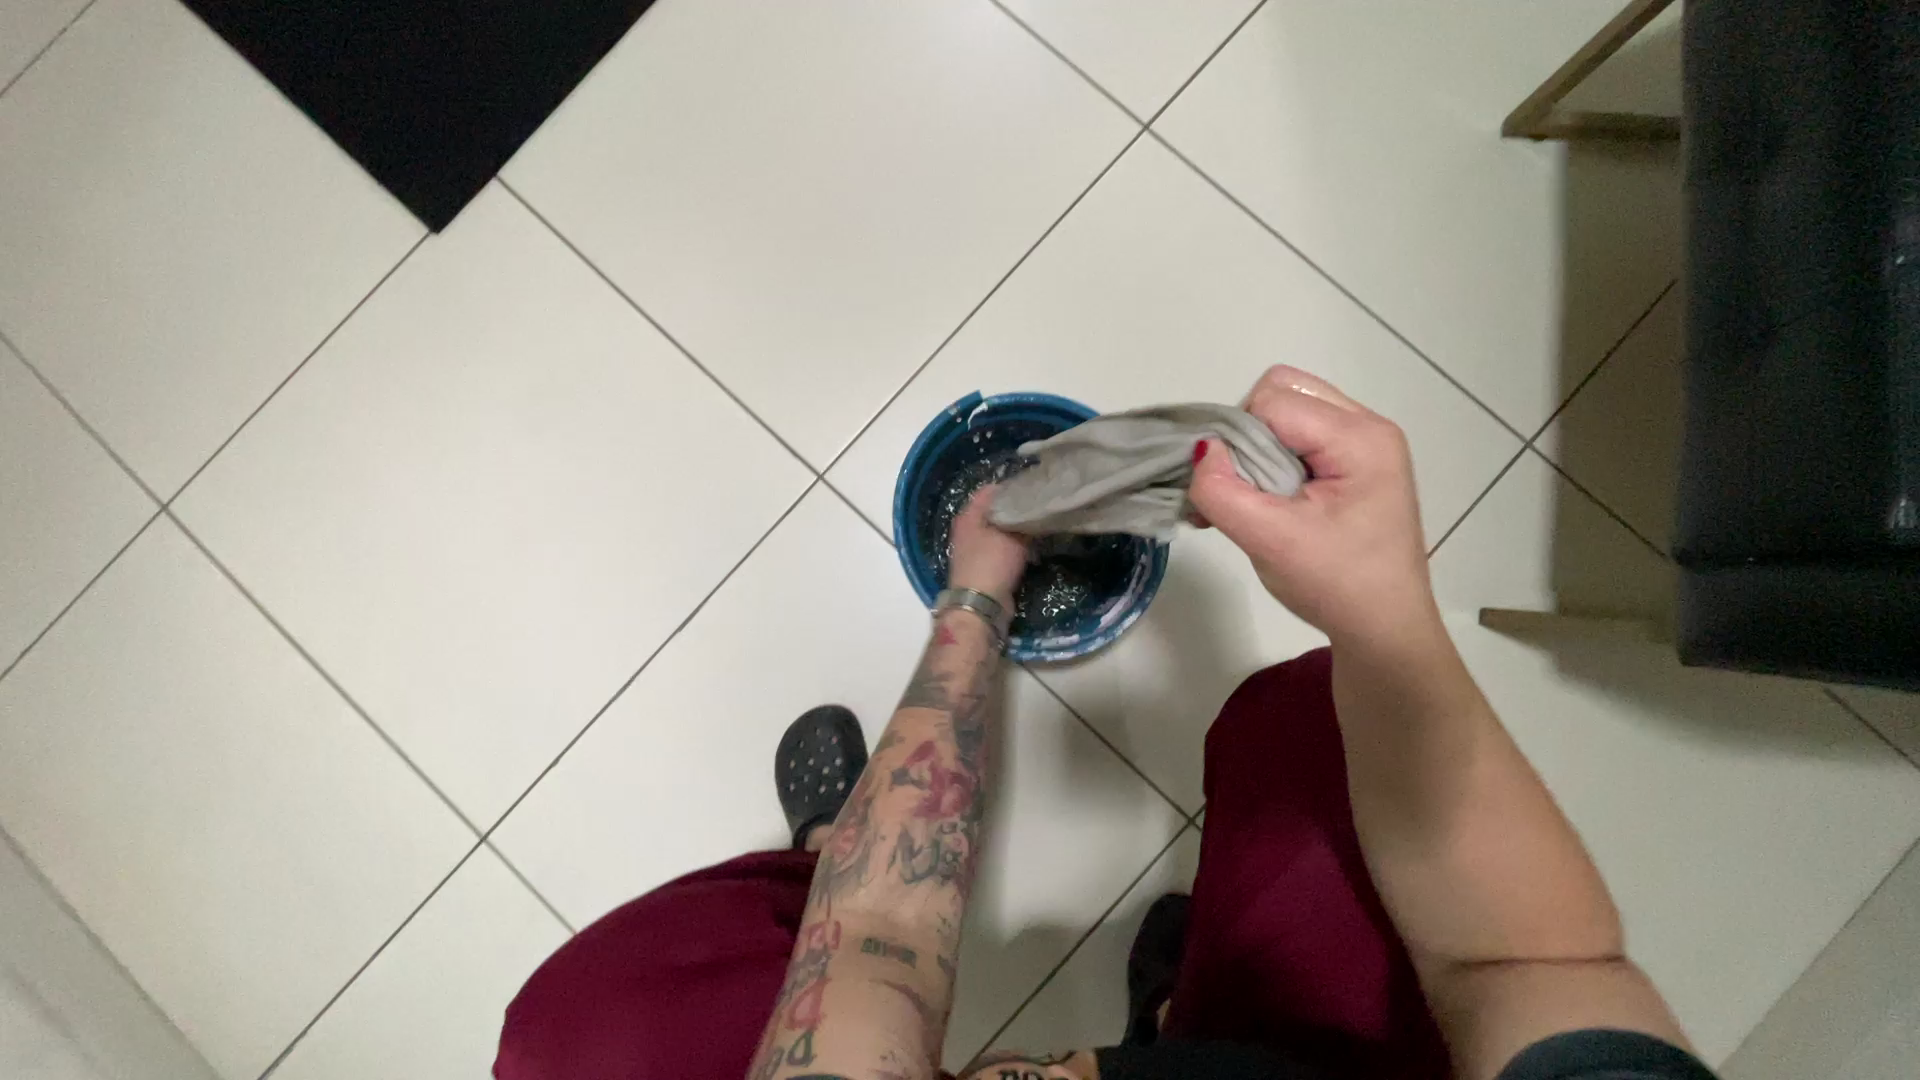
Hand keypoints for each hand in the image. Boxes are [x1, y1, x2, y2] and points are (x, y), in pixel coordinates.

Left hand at [946, 485, 1029, 608]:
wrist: (979, 605)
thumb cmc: (992, 563)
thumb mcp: (1013, 537)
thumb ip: (1022, 520)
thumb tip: (1033, 509)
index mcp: (968, 515)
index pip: (990, 490)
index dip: (1011, 488)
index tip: (1033, 489)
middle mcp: (968, 529)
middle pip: (995, 512)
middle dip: (1017, 511)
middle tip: (1040, 509)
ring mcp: (974, 549)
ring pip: (1000, 532)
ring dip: (1018, 532)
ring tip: (1040, 528)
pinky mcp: (984, 566)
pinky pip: (1002, 550)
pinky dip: (1015, 549)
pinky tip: (1033, 551)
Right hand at [1188, 366, 1438, 648]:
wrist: (1382, 629)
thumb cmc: (1334, 585)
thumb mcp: (1270, 541)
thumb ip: (1223, 491)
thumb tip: (1199, 449)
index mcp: (1359, 439)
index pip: (1272, 402)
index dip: (1236, 438)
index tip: (1230, 490)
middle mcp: (1367, 426)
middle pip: (1283, 390)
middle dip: (1246, 432)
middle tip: (1242, 488)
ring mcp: (1364, 442)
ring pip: (1288, 409)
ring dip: (1257, 445)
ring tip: (1252, 496)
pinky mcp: (1354, 461)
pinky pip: (1299, 433)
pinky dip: (1271, 455)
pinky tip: (1267, 497)